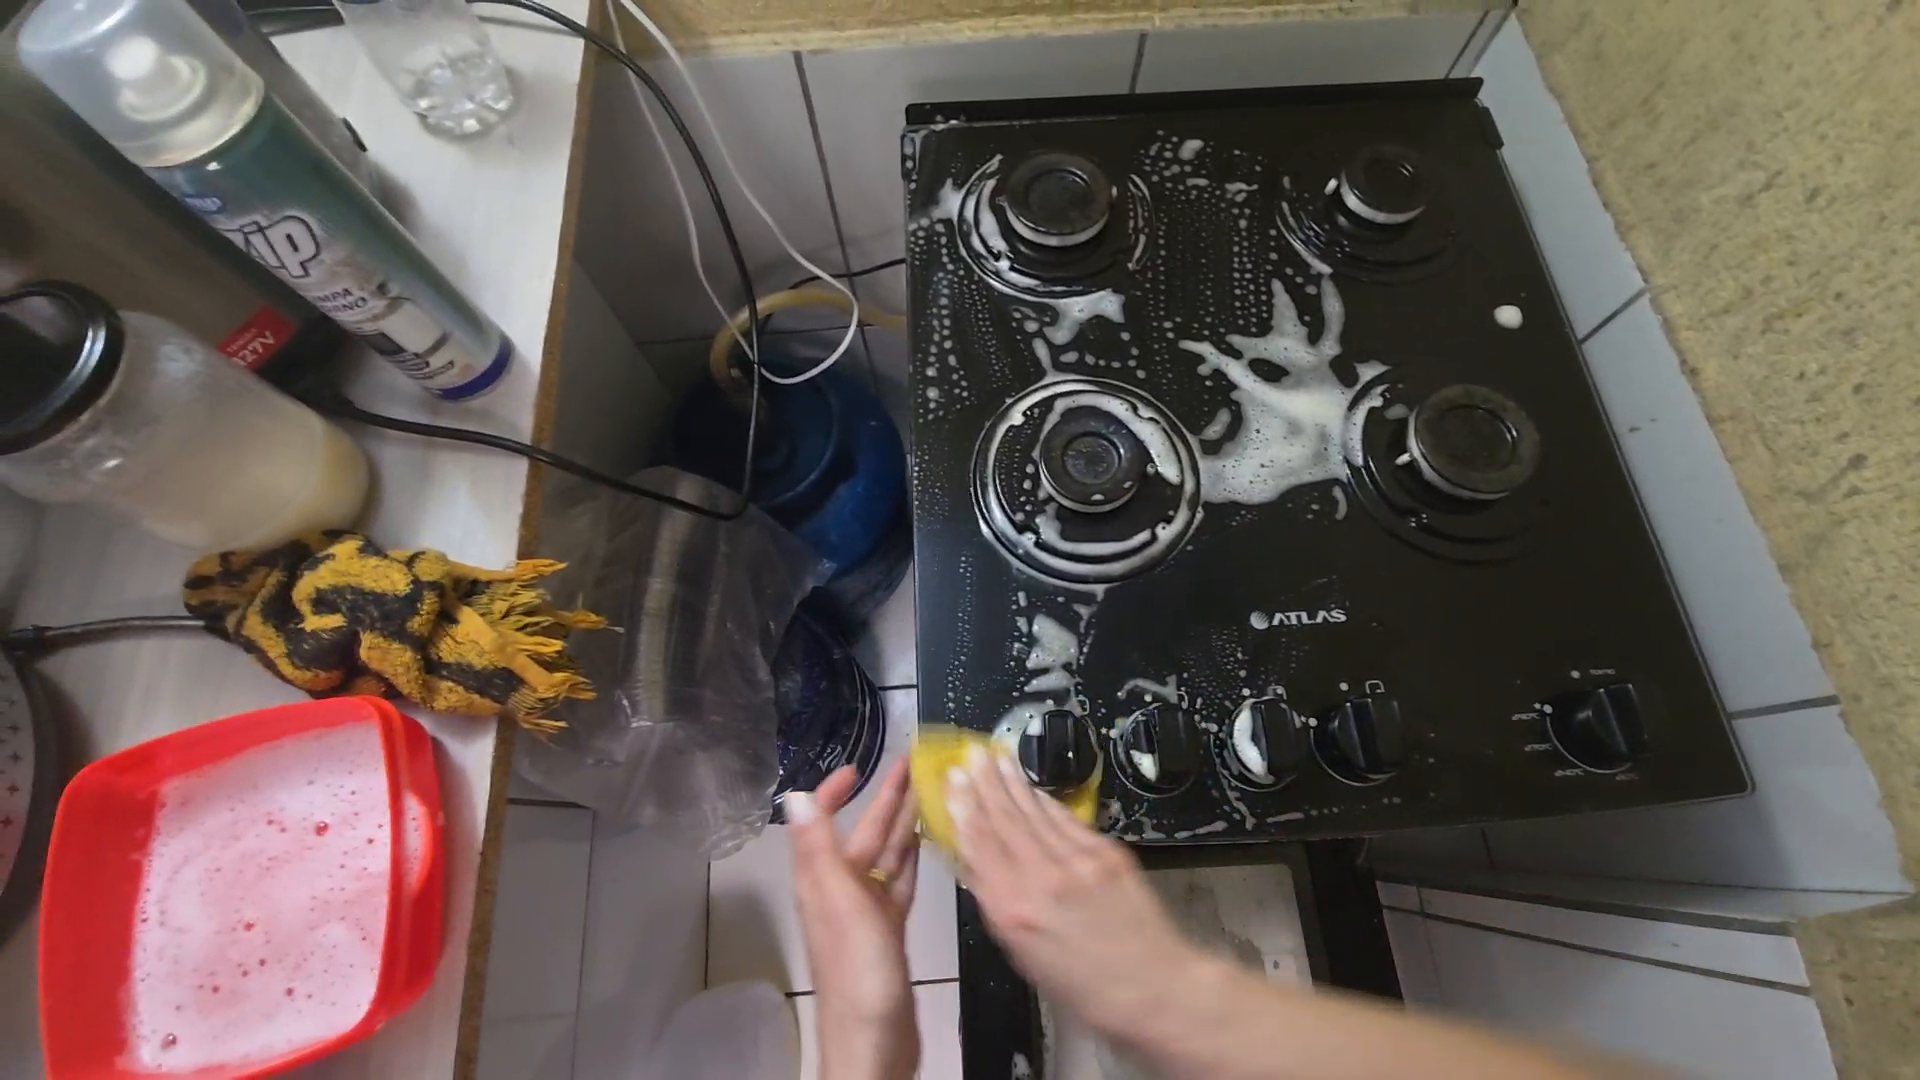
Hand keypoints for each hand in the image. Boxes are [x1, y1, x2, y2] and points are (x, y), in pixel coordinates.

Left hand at [784, 761, 921, 1079]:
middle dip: (884, 798)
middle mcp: (841, 890)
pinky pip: (900, 884)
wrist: (874, 1046)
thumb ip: (818, 848)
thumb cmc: (857, 971)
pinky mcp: (888, 932)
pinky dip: (912, 860)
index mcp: (823, 880)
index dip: (835, 792)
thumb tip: (793, 795)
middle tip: (910, 763)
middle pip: (864, 834)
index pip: (822, 821)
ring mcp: (865, 912)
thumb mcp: (838, 902)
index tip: (858, 767)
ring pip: (886, 855)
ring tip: (927, 791)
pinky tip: (927, 843)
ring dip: (903, 823)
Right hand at [947, 746, 1199, 1032]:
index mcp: (1012, 908)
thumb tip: (978, 862)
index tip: (952, 779)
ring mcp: (1075, 859)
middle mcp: (1040, 877)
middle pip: (1004, 818)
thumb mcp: (1022, 953)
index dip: (963, 807)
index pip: (979, 844)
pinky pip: (1064, 818)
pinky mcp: (1104, 850)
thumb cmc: (1080, 985)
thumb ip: (998, 902)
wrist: (1152, 985)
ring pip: (1033, 810)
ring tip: (996, 755)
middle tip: (971, 754)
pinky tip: (1032, 786)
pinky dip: (1044, 799)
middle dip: (984, 782)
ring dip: (1012, 781)